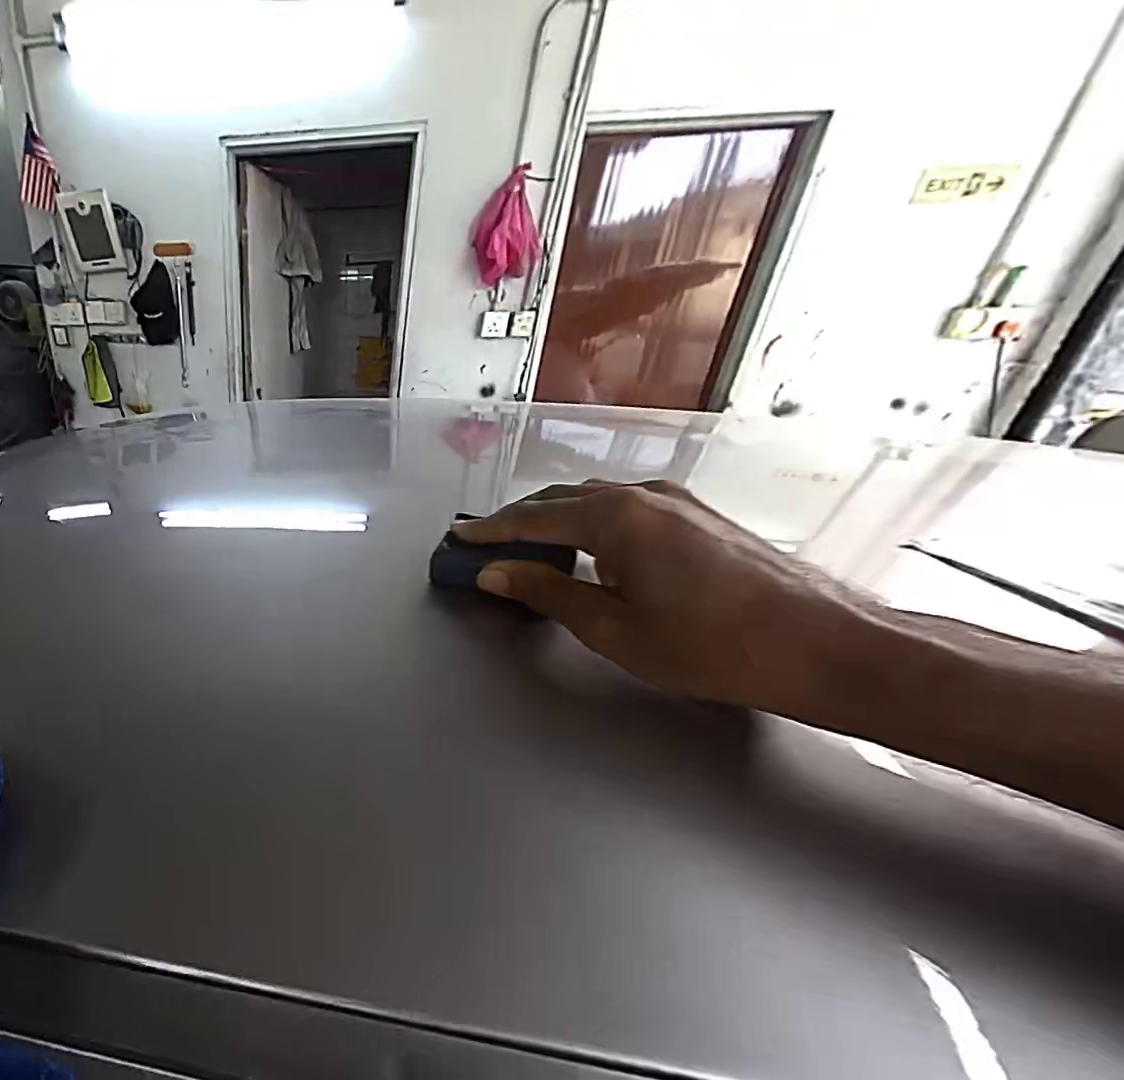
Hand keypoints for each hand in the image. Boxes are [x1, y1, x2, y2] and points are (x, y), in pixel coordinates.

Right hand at [456, 480, 877, 711]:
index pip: (530, 520)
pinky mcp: (697, 513)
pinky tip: (588, 543)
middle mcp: (641, 495)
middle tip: (486, 543)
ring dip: (553, 518)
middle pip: (558, 501)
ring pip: (591, 499)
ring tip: (530, 544)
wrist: (829, 647)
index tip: (458, 537)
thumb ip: (545, 592)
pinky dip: (588, 520)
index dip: (489, 531)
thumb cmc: (711, 645)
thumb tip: (495, 572)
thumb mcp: (611, 627)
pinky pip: (623, 505)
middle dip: (517, 520)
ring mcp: (675, 500)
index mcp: (613, 518)